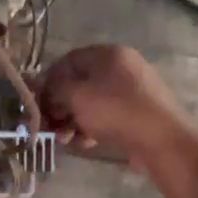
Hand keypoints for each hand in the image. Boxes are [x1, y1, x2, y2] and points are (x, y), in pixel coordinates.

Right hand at [39, 44, 187, 156]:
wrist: (161, 140)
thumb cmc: (115, 110)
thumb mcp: (76, 96)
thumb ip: (54, 88)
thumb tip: (40, 86)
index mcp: (109, 54)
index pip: (68, 60)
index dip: (48, 80)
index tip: (36, 102)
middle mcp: (122, 67)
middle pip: (80, 83)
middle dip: (60, 105)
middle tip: (47, 124)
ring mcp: (133, 90)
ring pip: (92, 102)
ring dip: (73, 120)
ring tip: (64, 139)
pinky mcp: (138, 113)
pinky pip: (107, 116)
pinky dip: (92, 127)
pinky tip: (84, 143)